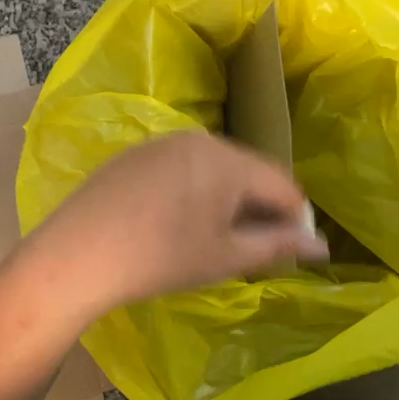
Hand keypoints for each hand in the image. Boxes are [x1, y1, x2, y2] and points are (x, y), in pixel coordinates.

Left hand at [24, 132, 328, 311]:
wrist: (76, 256)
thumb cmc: (159, 260)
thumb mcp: (225, 257)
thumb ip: (277, 246)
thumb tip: (321, 245)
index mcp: (227, 159)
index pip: (282, 185)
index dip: (296, 220)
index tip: (293, 251)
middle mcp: (198, 139)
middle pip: (248, 172)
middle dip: (260, 208)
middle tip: (254, 249)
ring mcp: (163, 144)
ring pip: (215, 170)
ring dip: (227, 200)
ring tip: (215, 239)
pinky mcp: (135, 155)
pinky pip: (183, 169)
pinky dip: (194, 194)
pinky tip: (177, 225)